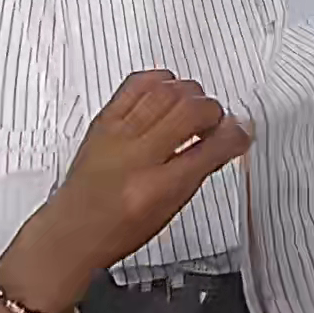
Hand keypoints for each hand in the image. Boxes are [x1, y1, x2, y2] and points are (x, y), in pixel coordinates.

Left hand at [0, 71, 251, 312]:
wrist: (71, 232)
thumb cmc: (119, 228)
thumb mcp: (169, 209)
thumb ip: (198, 170)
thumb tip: (224, 140)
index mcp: (157, 190)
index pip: (208, 152)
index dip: (234, 136)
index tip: (242, 131)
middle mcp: (137, 159)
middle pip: (188, 113)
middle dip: (213, 110)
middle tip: (216, 119)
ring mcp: (117, 135)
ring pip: (165, 92)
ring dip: (190, 93)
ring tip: (194, 105)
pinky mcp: (103, 120)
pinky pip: (135, 84)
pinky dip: (159, 80)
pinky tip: (167, 89)